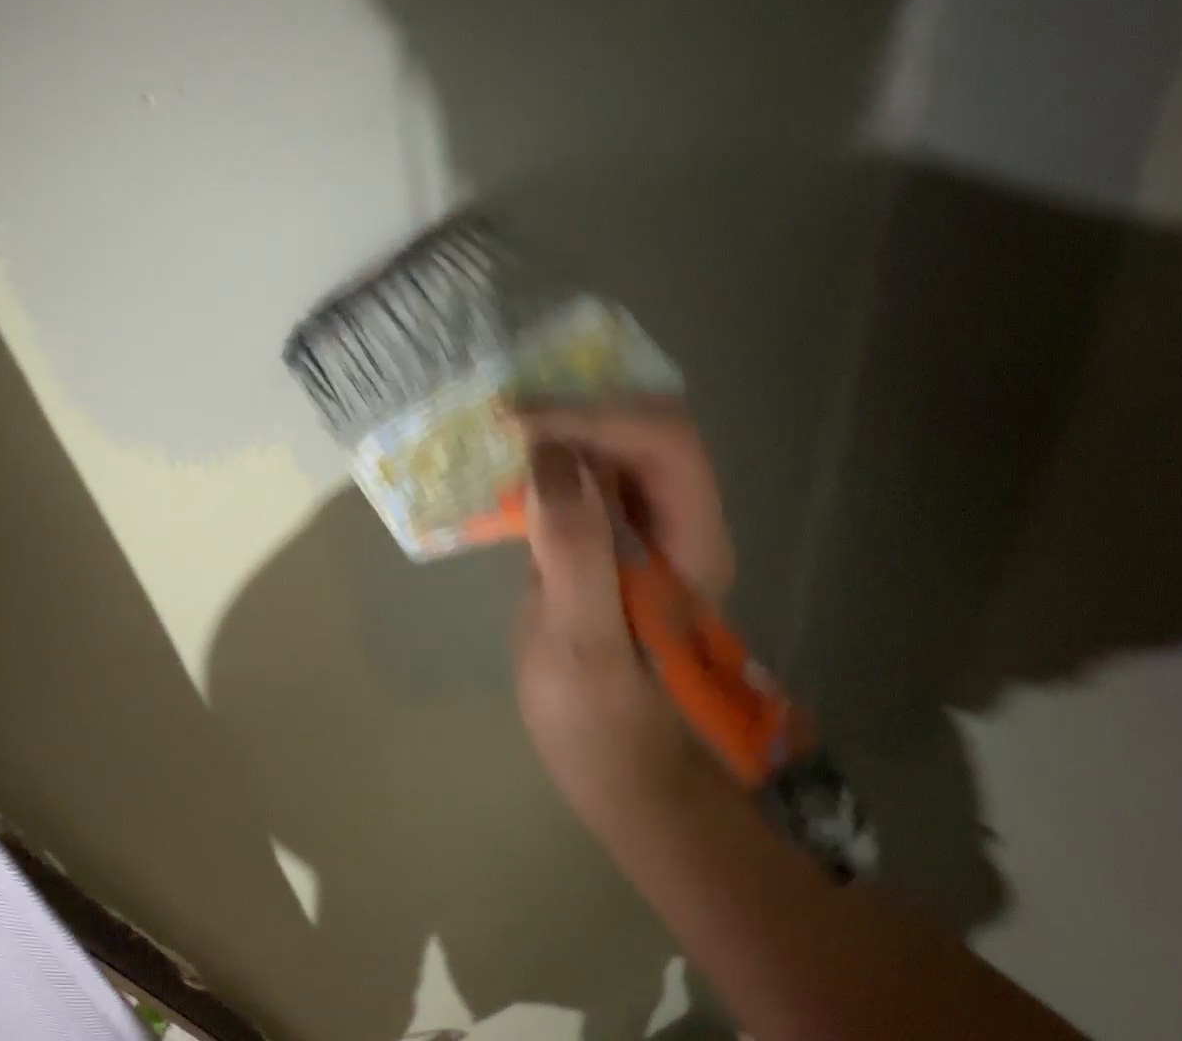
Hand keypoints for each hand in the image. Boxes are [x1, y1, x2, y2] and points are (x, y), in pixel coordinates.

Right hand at [511, 402, 732, 814]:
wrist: (619, 772)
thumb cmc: (604, 725)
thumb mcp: (583, 645)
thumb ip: (574, 551)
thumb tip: (549, 457)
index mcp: (691, 542)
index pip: (662, 441)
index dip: (592, 418)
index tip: (514, 426)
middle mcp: (676, 523)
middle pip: (642, 428)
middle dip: (574, 410)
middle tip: (498, 419)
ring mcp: (640, 532)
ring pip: (610, 446)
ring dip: (555, 429)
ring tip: (490, 433)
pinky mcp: (602, 544)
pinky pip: (579, 480)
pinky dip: (539, 463)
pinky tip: (497, 472)